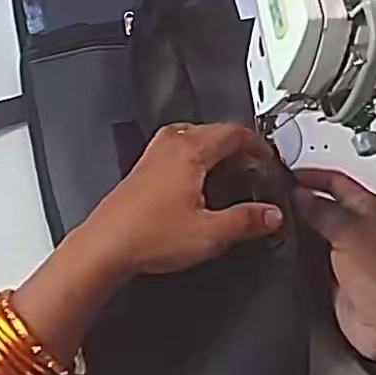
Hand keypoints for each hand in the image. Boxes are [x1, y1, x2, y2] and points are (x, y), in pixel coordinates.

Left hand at [75, 123, 285, 278]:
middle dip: (238, 145)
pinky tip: (197, 178)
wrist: (106, 245)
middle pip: (215, 129)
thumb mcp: (209, 234)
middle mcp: (171, 144)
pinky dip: (196, 154)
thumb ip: (246, 222)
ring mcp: (155, 153)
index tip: (267, 157)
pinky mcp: (144, 165)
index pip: (234, 132)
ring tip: (229, 169)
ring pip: (195, 135)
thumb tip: (270, 215)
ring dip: (216, 147)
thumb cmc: (146, 235)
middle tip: (254, 164)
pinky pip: (178, 145)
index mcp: (190, 150)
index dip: (257, 143)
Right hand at [291, 168, 375, 362]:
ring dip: (304, 229)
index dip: (313, 175)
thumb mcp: (348, 232)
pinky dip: (304, 256)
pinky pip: (317, 261)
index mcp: (370, 209)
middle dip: (305, 200)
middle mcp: (362, 230)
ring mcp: (353, 256)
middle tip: (280, 197)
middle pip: (328, 206)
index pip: (337, 181)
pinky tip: (290, 253)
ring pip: (321, 233)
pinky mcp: (342, 280)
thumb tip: (301, 195)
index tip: (289, 174)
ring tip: (280, 221)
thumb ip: (321, 211)